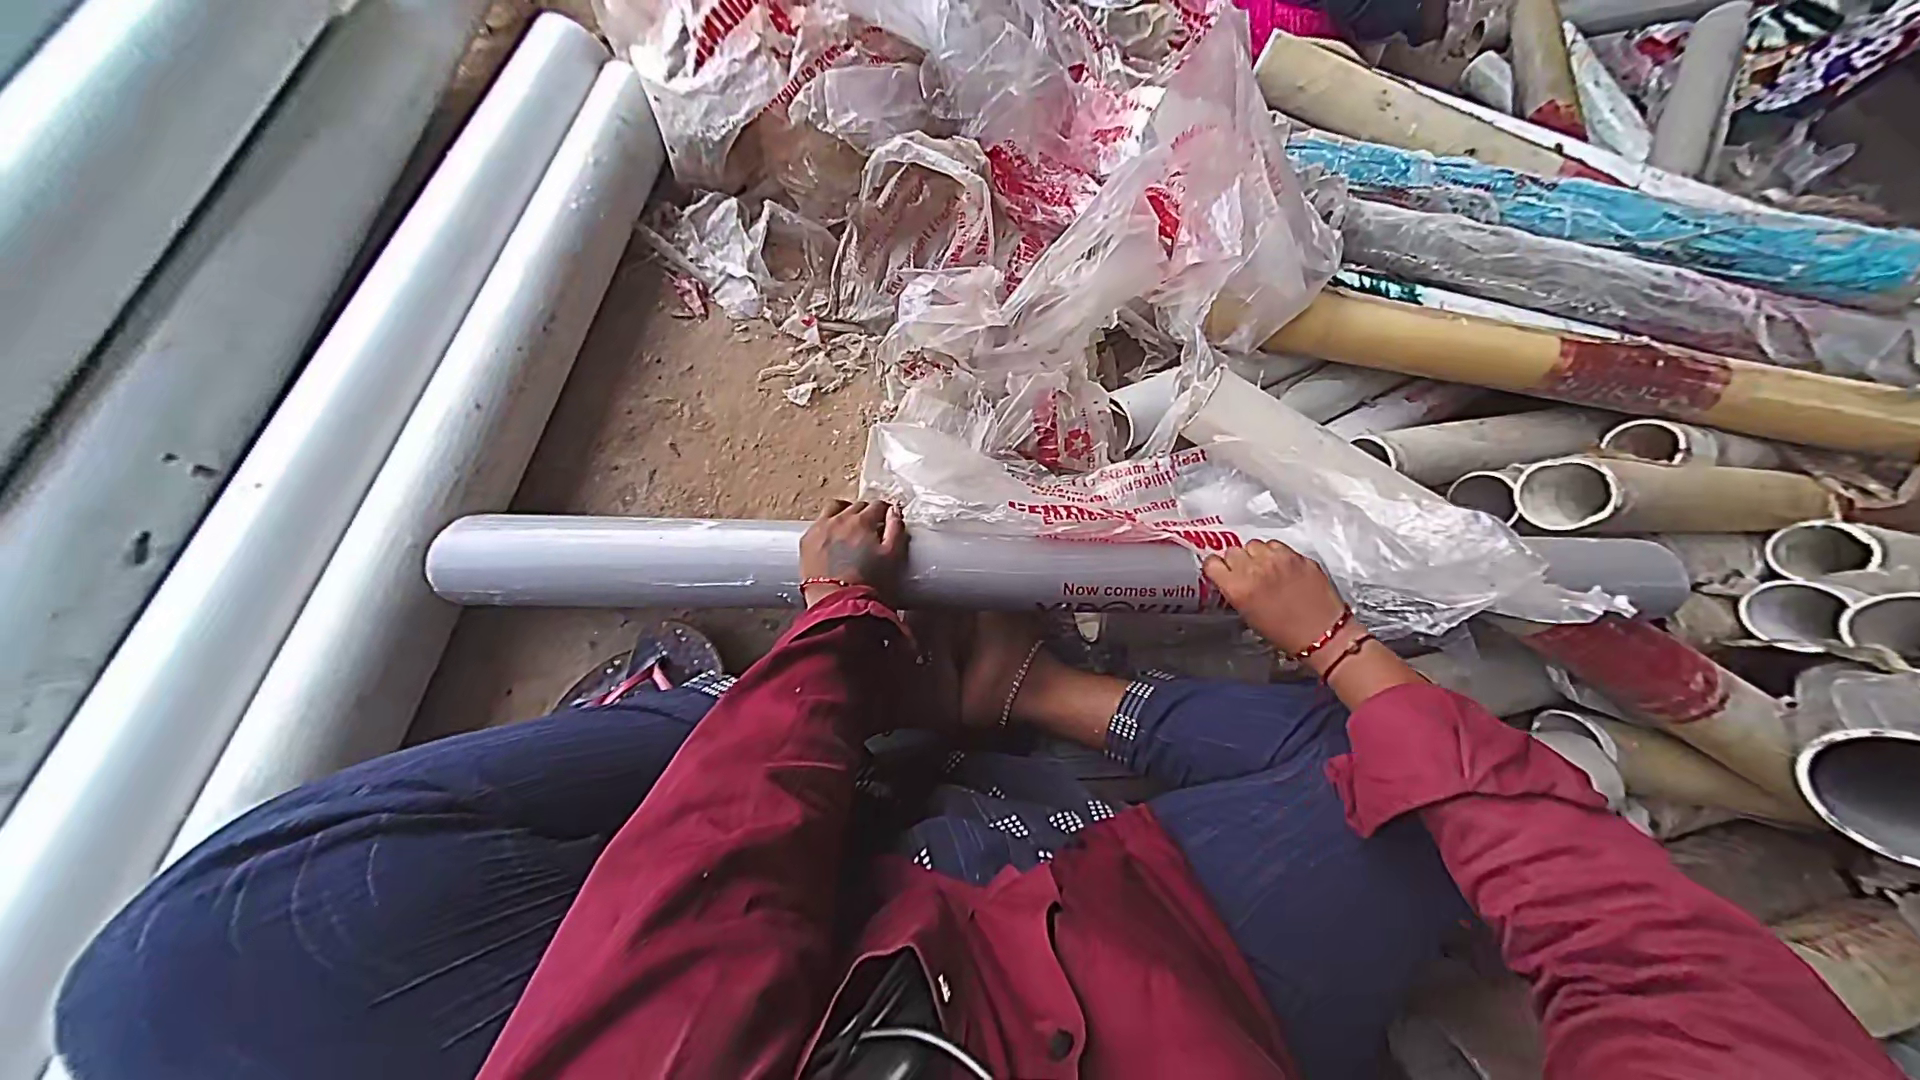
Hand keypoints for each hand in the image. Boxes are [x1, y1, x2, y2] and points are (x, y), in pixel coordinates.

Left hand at [799, 500, 906, 606]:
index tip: (887, 520)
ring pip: (834, 508)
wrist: (836, 600)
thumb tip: (894, 511)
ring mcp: (821, 527)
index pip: (878, 505)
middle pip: (857, 506)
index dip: (885, 512)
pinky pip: (818, 523)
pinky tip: (832, 538)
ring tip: (849, 526)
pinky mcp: (807, 540)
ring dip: (844, 512)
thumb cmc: (868, 581)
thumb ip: (896, 529)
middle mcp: (840, 518)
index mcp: (863, 521)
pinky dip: (827, 526)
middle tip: (870, 528)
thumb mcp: (892, 555)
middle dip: (866, 513)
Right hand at [1202, 540, 1349, 656]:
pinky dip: (1275, 553)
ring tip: (1265, 568)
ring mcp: (1276, 559)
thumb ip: (1234, 590)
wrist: (1321, 633)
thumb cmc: (1281, 631)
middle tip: (1246, 572)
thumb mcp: (1246, 613)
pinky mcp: (1296, 556)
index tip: (1222, 572)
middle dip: (1236, 560)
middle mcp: (1253, 569)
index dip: (1216, 567)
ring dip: (1255, 554)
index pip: (1212, 562)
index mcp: (1237, 588)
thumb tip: (1230, 576)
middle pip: (1232, 550)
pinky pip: (1276, 545)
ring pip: (1254, 544)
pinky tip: (1281, 566)